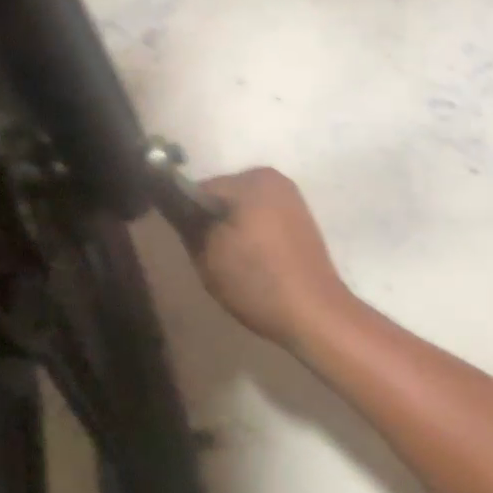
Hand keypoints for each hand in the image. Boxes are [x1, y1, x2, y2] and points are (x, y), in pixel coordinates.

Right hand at [193, 168, 355, 344]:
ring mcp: (291, 197)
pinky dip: (252, 234)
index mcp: (250, 180)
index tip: (188, 246)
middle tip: (210, 257)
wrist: (315, 313)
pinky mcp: (301, 218)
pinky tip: (253, 261)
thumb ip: (187, 225)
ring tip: (233, 263)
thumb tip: (177, 209)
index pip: (198, 190)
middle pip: (222, 197)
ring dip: (232, 229)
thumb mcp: (208, 256)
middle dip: (212, 221)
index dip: (186, 218)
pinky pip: (262, 218)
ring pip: (242, 209)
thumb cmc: (256, 282)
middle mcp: (273, 178)